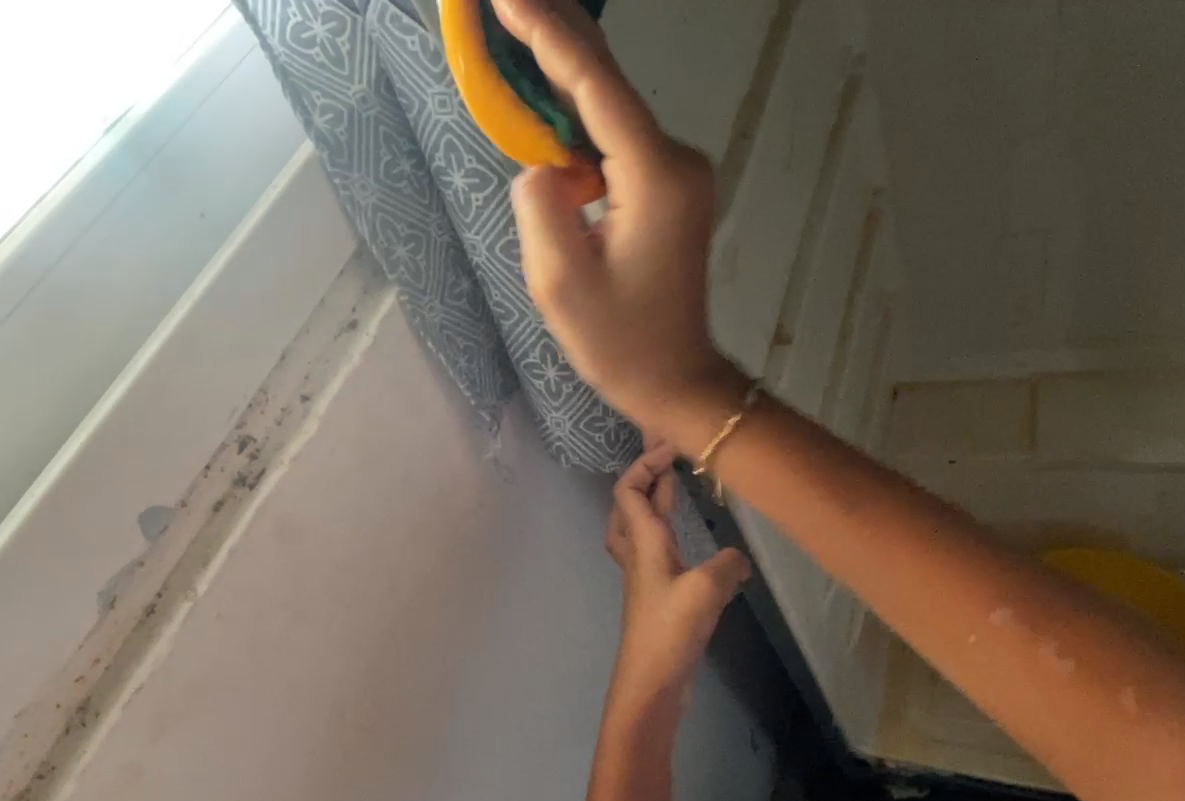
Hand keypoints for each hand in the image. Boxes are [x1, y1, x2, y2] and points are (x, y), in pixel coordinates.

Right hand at [495, 0, 748, 449]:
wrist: (675, 378)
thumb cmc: (620, 344)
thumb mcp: (561, 284)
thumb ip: (540, 206)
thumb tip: (543, 166)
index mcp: (654, 178)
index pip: (596, 86)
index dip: (547, 33)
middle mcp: (677, 160)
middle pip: (609, 82)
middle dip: (556, 36)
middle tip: (505, 3)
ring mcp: (680, 173)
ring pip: (612, 109)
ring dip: (563, 78)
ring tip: (515, 39)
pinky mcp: (672, 189)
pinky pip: (618, 140)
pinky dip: (579, 122)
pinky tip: (547, 107)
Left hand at [603, 442, 751, 715]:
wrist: (651, 684)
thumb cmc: (669, 632)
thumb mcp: (706, 590)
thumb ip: (727, 565)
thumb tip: (738, 560)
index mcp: (643, 544)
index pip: (629, 490)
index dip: (645, 463)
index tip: (672, 446)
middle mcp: (638, 555)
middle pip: (630, 505)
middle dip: (647, 476)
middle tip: (670, 455)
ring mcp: (645, 578)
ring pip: (639, 529)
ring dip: (654, 503)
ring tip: (677, 487)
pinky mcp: (657, 598)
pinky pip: (657, 552)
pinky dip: (670, 534)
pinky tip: (697, 543)